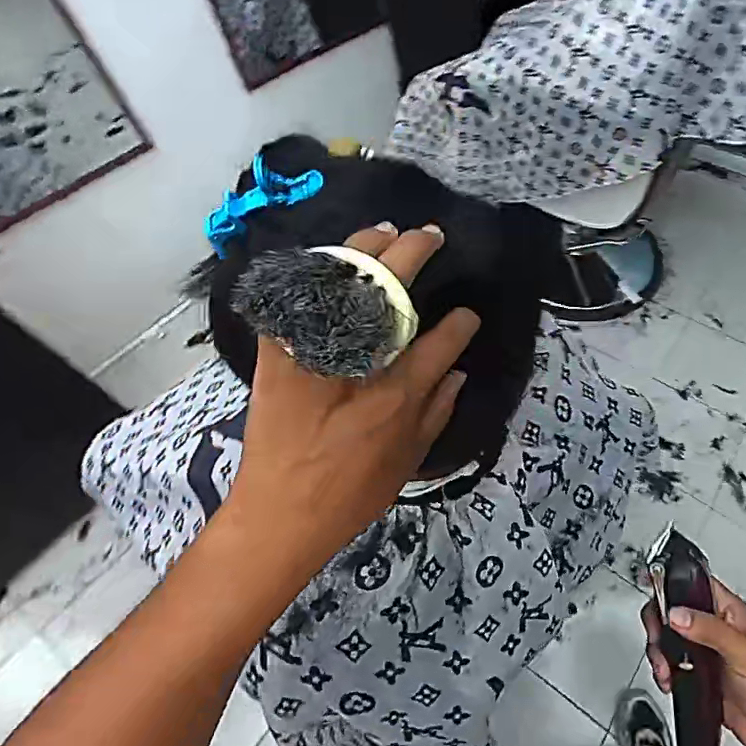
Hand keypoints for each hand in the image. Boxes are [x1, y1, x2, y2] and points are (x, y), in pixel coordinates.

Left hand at [214, 224, 479, 583]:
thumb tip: (459, 373)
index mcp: (398, 396)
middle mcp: (359, 367)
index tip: (468, 315)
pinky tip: (330, 257)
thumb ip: (439, 412)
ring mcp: (313, 357)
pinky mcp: (277, 358)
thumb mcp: (410, 461)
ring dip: (363, 250)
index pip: (441, 342)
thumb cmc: (352, 495)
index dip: (459, 324)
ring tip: (385, 231)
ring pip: (339, 286)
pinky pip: (294, 302)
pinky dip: (310, 275)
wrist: (279, 514)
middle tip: (431, 236)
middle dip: (414, 256)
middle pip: (389, 293)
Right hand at [641, 576, 745, 745]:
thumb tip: (678, 614)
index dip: (674, 581)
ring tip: (666, 666)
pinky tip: (670, 679)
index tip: (655, 588)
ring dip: (661, 650)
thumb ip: (710, 630)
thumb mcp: (743, 652)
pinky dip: (665, 669)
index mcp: (730, 612)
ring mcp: (708, 652)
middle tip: (659, 637)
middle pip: (676, 610)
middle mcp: (717, 628)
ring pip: (671, 638)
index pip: (696, 584)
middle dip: (661, 622)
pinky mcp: (701, 675)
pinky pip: (674, 664)